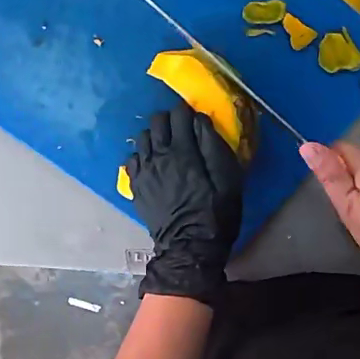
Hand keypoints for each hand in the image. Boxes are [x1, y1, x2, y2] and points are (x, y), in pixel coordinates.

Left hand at [123, 103, 245, 302]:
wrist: (189, 246)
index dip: (187, 112)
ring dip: (155, 136)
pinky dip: (142, 155)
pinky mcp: (135, 185)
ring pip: (142, 137)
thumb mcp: (227, 179)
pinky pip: (132, 158)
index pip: (178, 114)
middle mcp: (158, 155)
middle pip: (156, 121)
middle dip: (169, 120)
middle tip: (181, 132)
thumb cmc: (215, 213)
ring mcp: (143, 170)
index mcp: (183, 151)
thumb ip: (213, 146)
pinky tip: (153, 164)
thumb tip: (200, 120)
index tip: (194, 118)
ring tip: (166, 147)